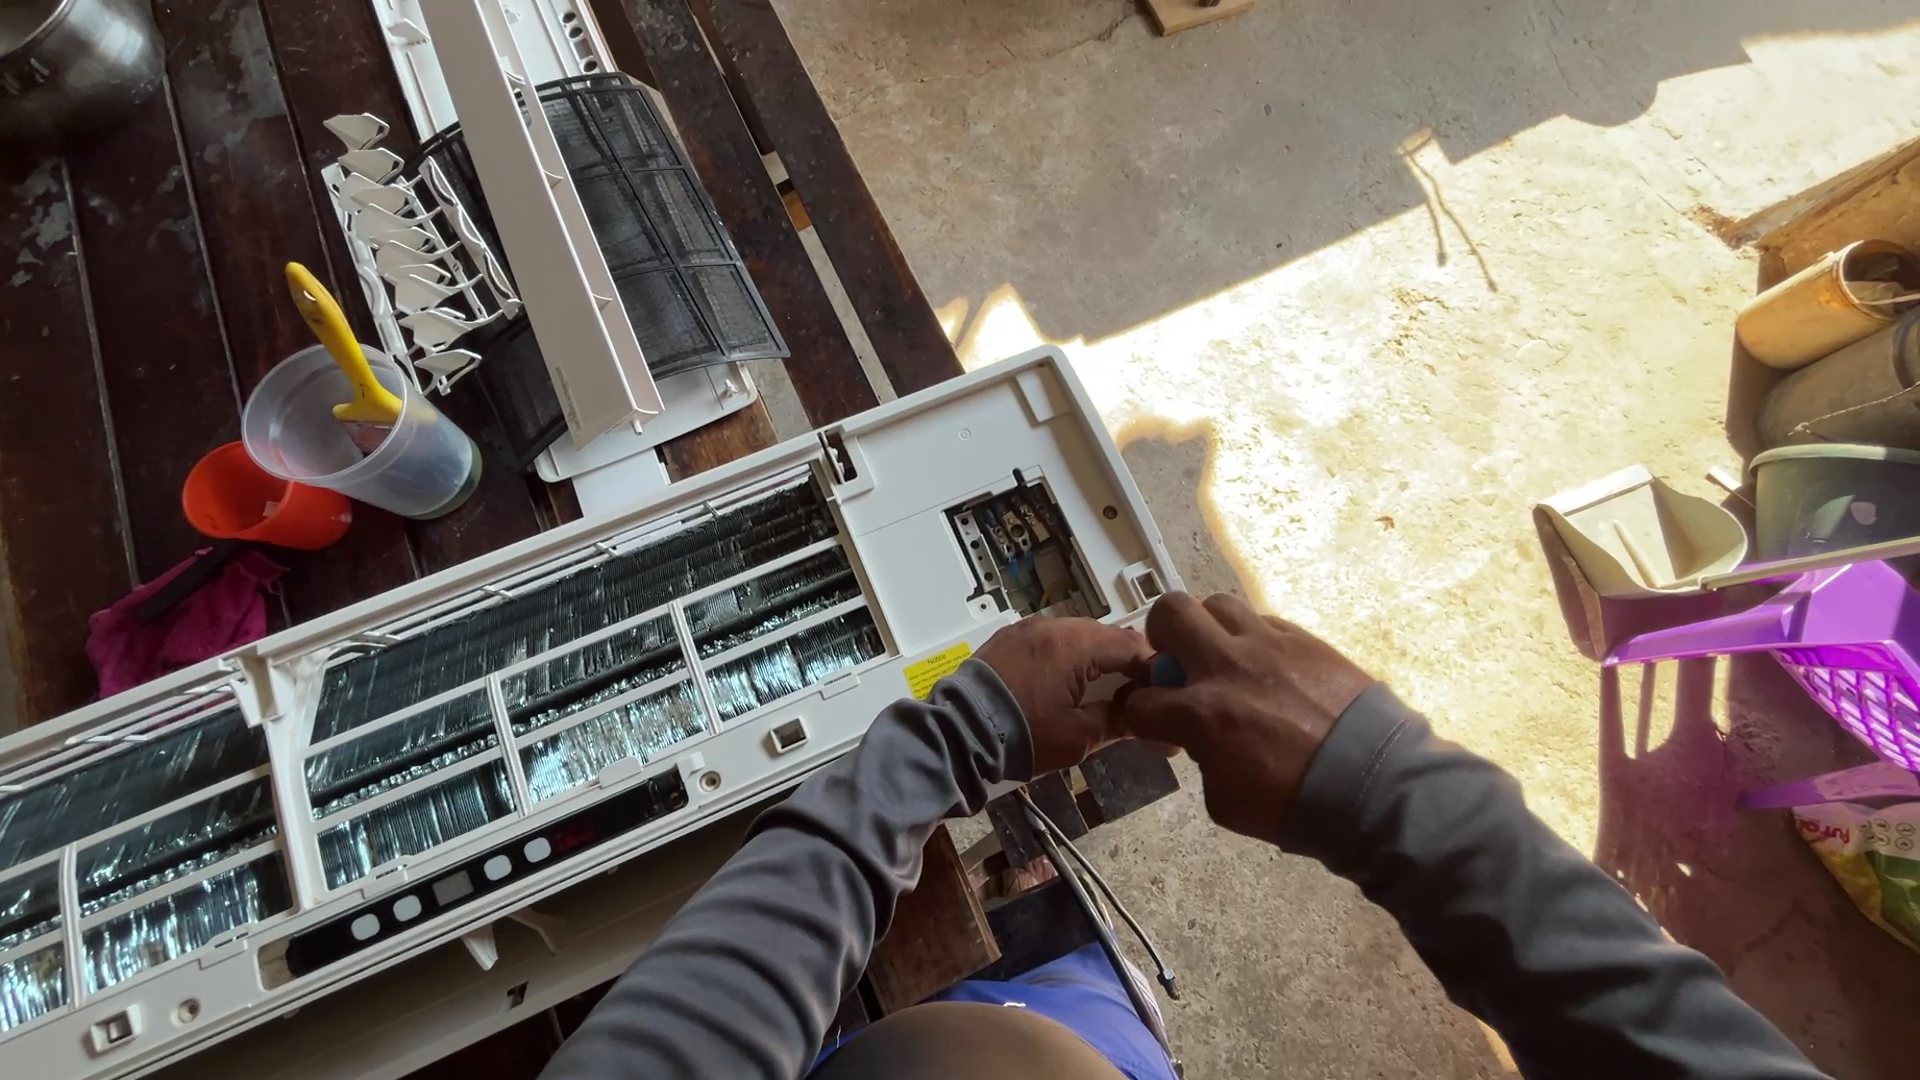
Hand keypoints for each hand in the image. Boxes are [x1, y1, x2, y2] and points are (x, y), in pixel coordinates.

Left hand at [974, 617, 1151, 776]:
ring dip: (1094, 658)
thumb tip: (1140, 715)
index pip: (1130, 645)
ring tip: (1103, 691)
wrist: (957, 734)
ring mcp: (1025, 629)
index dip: (1152, 668)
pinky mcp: (1007, 639)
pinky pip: (1049, 640)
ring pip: (1076, 636)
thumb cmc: (1021, 736)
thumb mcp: (1077, 737)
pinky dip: (1065, 657)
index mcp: (1073, 644)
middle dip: (1124, 662)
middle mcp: (1051, 626)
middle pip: (1104, 636)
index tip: (1163, 691)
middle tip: (1136, 694)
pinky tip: (1068, 682)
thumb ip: (1115, 720)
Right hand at [1121, 593, 1373, 841]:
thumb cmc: (1297, 804)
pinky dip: (1252, 639)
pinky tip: (1265, 666)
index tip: (1155, 724)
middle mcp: (1227, 667)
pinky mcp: (1303, 639)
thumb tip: (1198, 738)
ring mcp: (1267, 645)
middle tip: (1175, 657)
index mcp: (1202, 713)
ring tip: (1222, 654)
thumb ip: (1199, 758)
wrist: (1377, 788)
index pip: (1141, 701)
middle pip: (1169, 613)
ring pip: (1217, 604)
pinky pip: (1263, 621)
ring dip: (1209, 628)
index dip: (1141, 716)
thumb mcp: (1224, 800)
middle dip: (1160, 633)